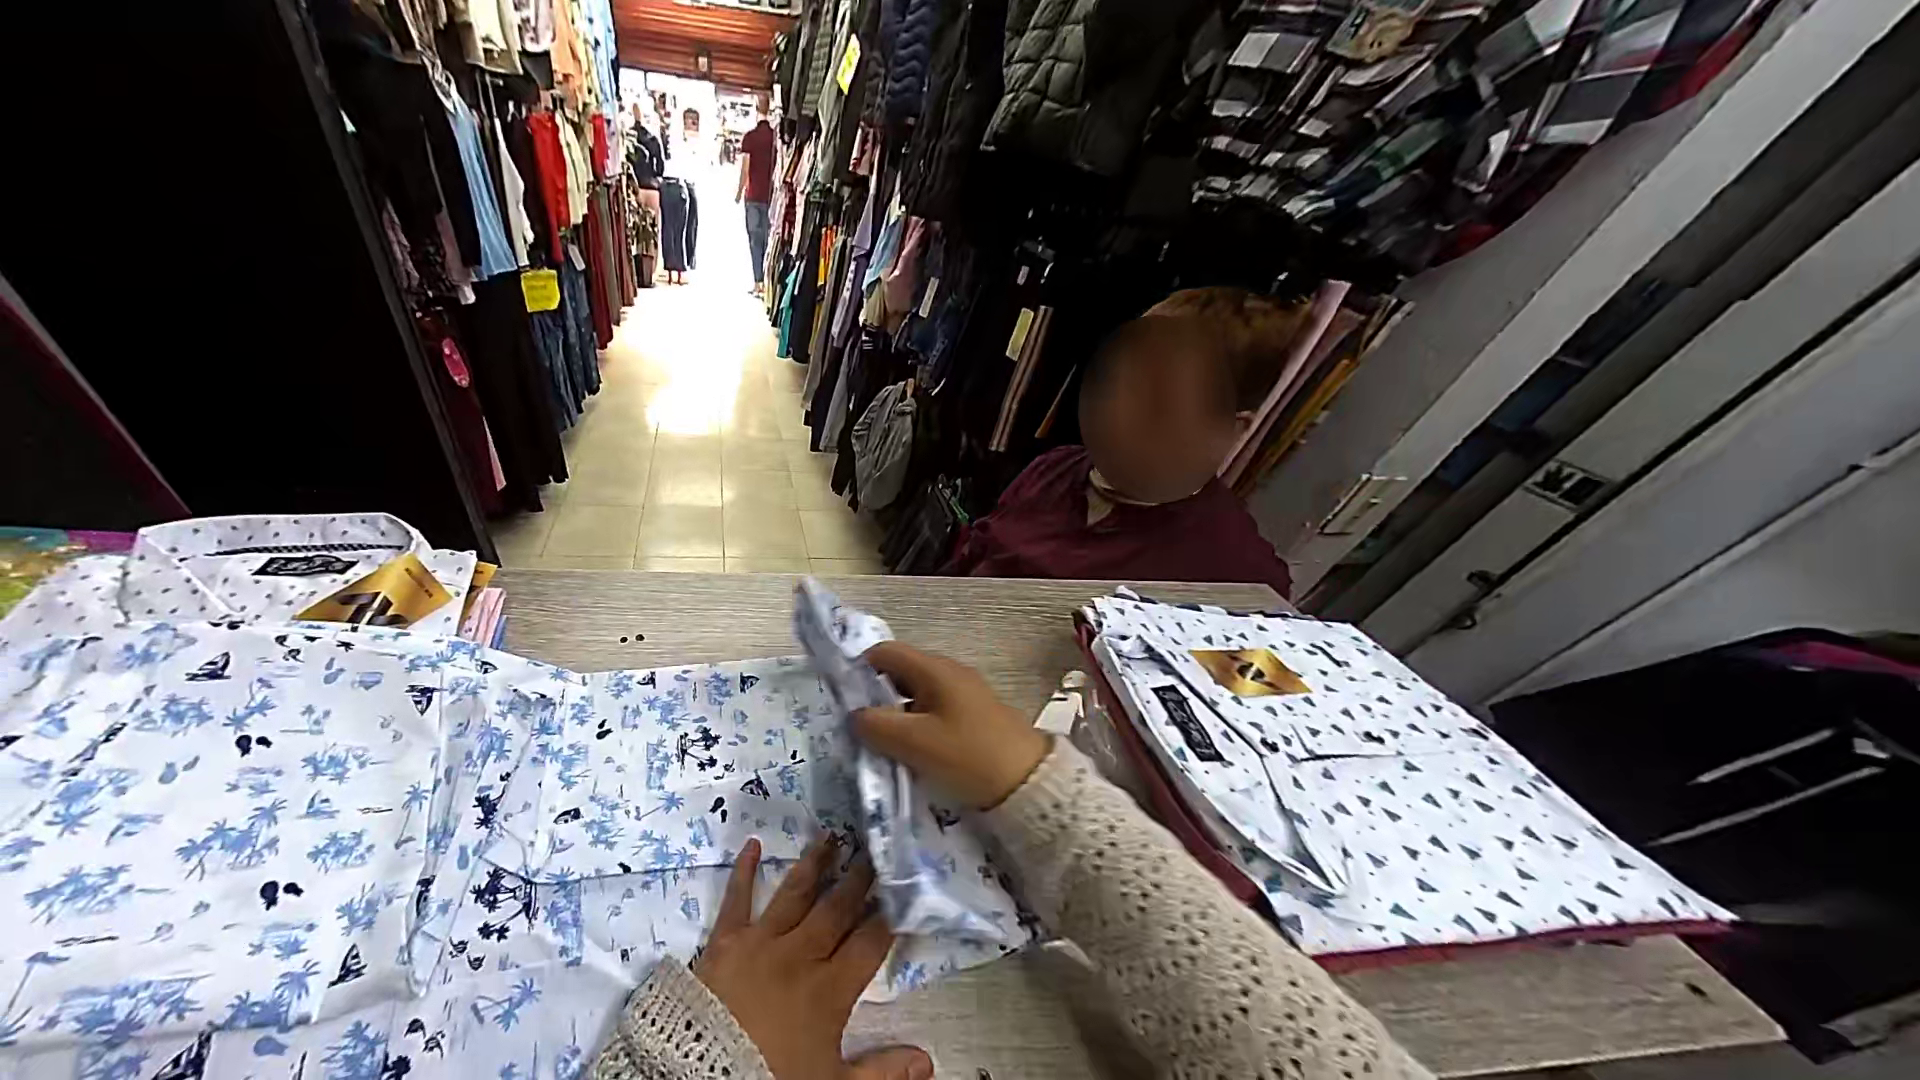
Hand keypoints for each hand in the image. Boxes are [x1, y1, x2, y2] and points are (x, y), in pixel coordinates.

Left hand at [695, 837, 930, 1079]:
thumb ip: (881, 1072)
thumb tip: (928, 1062)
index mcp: (829, 989)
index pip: (869, 942)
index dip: (888, 917)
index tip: (901, 892)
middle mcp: (800, 955)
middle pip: (837, 909)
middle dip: (859, 879)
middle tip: (874, 850)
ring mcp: (761, 943)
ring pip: (796, 893)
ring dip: (816, 864)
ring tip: (832, 836)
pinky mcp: (725, 942)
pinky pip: (736, 900)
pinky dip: (744, 871)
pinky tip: (753, 844)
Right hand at [853, 642, 1050, 808]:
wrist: (1028, 782)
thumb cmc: (968, 755)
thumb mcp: (916, 743)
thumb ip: (877, 725)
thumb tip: (854, 714)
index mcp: (935, 669)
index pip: (886, 652)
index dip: (859, 668)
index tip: (841, 698)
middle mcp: (948, 673)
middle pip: (899, 673)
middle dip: (875, 695)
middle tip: (855, 726)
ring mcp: (962, 694)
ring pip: (915, 695)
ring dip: (895, 714)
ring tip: (877, 743)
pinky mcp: (971, 715)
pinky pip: (932, 711)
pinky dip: (915, 725)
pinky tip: (908, 751)